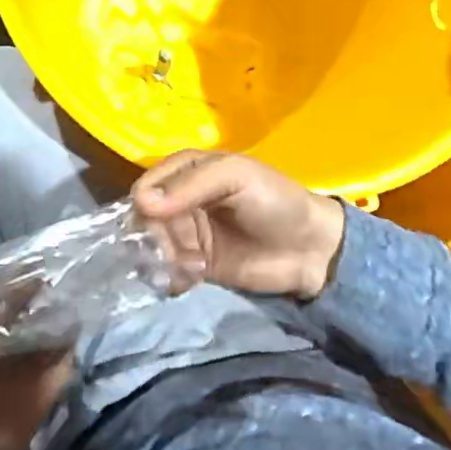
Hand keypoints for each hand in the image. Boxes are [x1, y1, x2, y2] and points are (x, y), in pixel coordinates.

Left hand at [0, 286, 72, 449]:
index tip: (8, 270)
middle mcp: (6, 323)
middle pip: (23, 290)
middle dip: (28, 282)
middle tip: (34, 279)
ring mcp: (33, 339)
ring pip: (48, 304)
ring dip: (50, 296)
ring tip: (50, 293)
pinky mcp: (56, 359)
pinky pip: (67, 331)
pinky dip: (69, 320)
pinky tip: (64, 317)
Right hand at [132, 151, 346, 300]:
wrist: (309, 250)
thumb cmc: (276, 201)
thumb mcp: (237, 177)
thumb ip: (192, 185)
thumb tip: (141, 203)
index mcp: (191, 169)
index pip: (149, 183)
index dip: (146, 201)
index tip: (157, 219)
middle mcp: (183, 200)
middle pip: (144, 218)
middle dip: (156, 236)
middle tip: (178, 250)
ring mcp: (188, 234)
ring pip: (152, 247)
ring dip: (165, 259)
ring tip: (194, 266)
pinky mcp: (195, 265)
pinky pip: (166, 272)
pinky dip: (171, 277)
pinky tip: (191, 280)